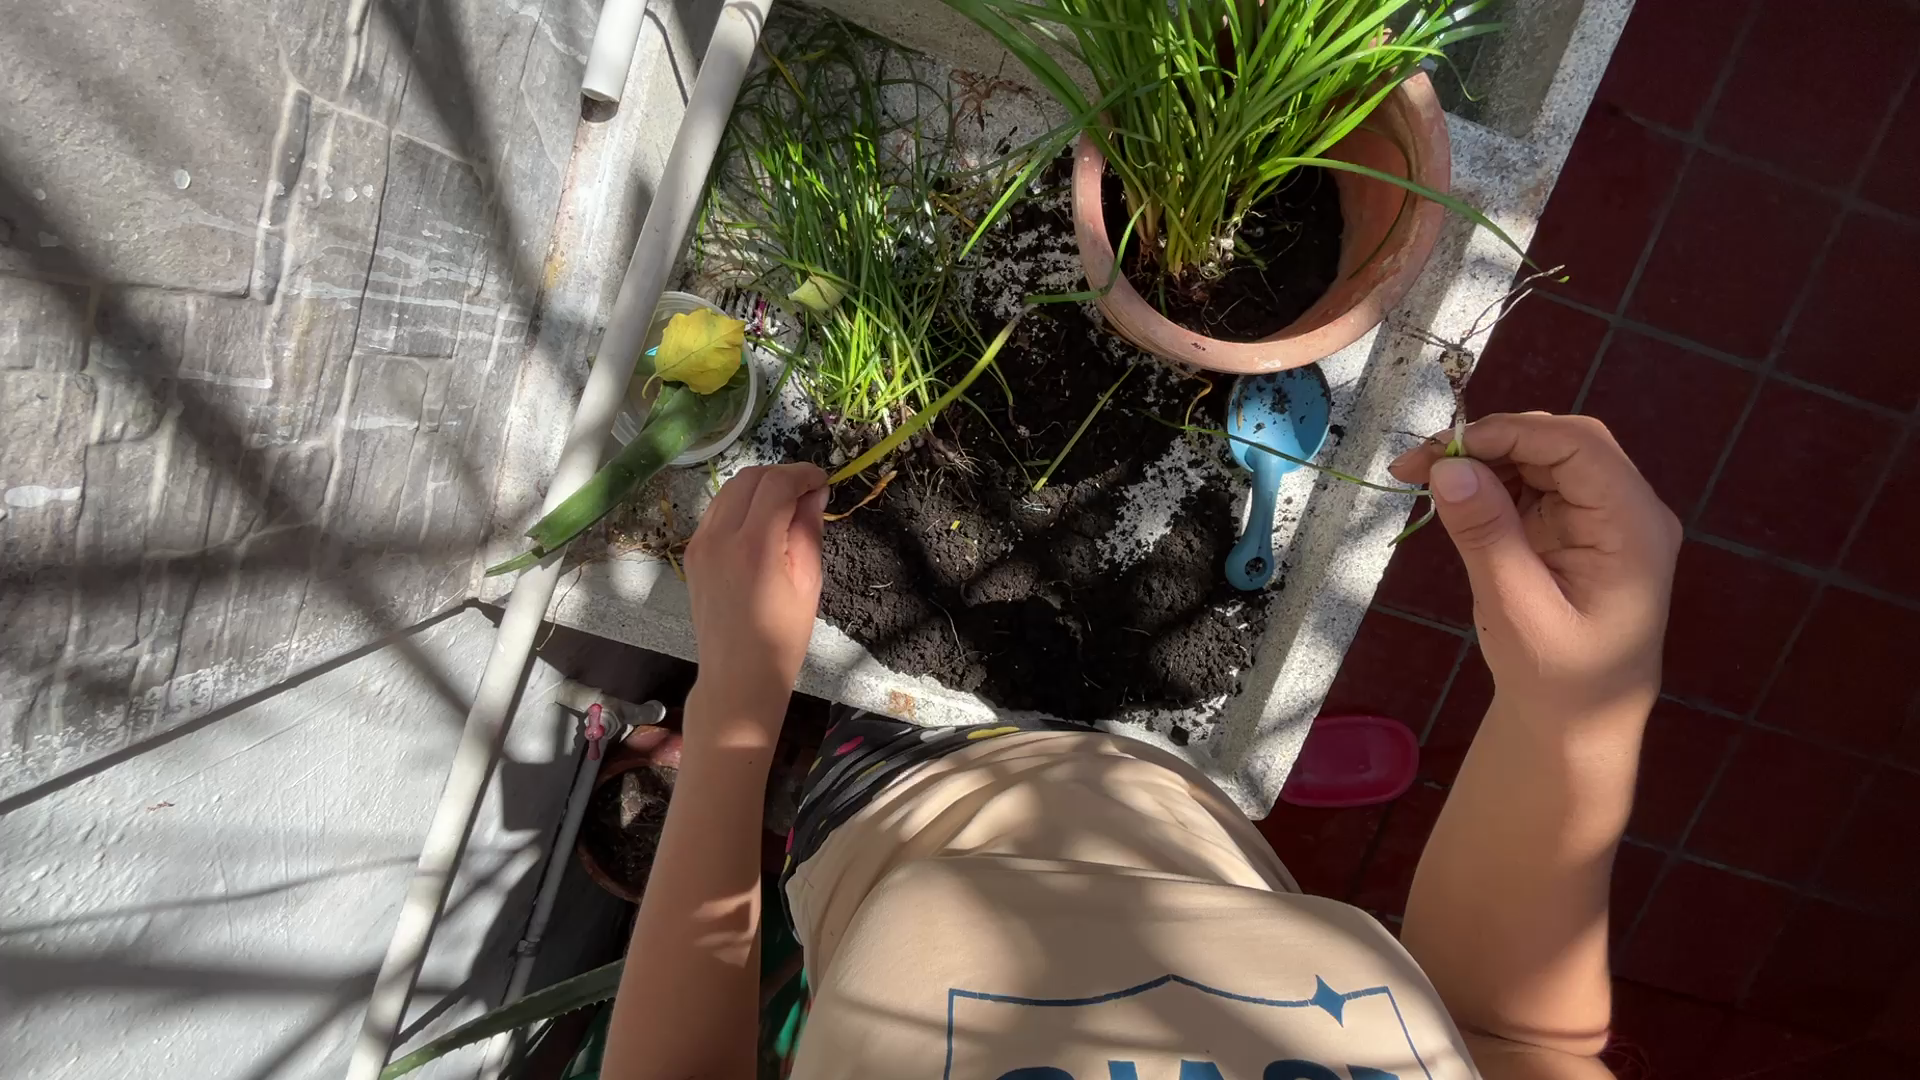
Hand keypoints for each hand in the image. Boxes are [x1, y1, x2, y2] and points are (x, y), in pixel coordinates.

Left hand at [683, 463, 828, 738]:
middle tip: (808, 492)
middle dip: (782, 475)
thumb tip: (815, 492)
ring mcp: (700, 543)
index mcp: (754, 547)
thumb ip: (809, 529)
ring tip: (786, 505)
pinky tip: (762, 522)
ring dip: (761, 486)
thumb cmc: (783, 636)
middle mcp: (719, 537)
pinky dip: (742, 503)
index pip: (776, 484)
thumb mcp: (809, 582)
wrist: (738, 675)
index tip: (823, 480)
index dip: (803, 474)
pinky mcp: (693, 552)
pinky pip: (718, 510)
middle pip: (750, 478)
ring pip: (730, 489)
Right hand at [1389, 413, 1681, 715]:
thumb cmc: (1556, 673)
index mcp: (1629, 526)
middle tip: (1416, 464)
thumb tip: (1449, 467)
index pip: (1576, 446)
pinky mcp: (1568, 527)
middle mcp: (1621, 509)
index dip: (1506, 434)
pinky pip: (1526, 483)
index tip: (1439, 453)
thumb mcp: (1515, 607)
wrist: (1575, 716)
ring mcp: (1596, 517)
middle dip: (1486, 440)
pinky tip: (1449, 496)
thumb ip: (1487, 535)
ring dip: (1478, 457)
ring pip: (1538, 457)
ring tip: (1419, 477)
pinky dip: (1483, 480)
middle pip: (1558, 442)